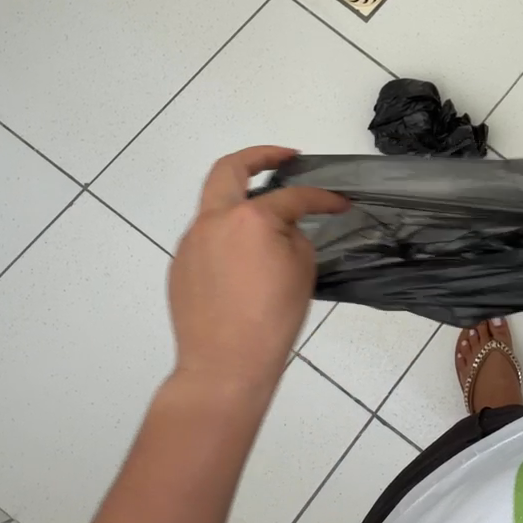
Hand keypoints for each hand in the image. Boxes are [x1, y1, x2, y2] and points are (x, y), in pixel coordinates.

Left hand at [168, 146, 347, 394]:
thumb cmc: (273, 317)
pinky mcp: (180, 266)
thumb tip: (282, 227)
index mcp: (250, 218)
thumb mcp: (302, 267)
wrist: (224, 366)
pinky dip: (230, 232)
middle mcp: (214, 220)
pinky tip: (247, 256)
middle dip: (259, 156)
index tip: (341, 203)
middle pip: (229, 169)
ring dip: (242, 198)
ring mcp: (191, 242)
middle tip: (285, 158)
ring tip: (269, 215)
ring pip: (215, 203)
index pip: (294, 196)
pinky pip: (208, 235)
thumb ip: (293, 233)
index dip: (323, 198)